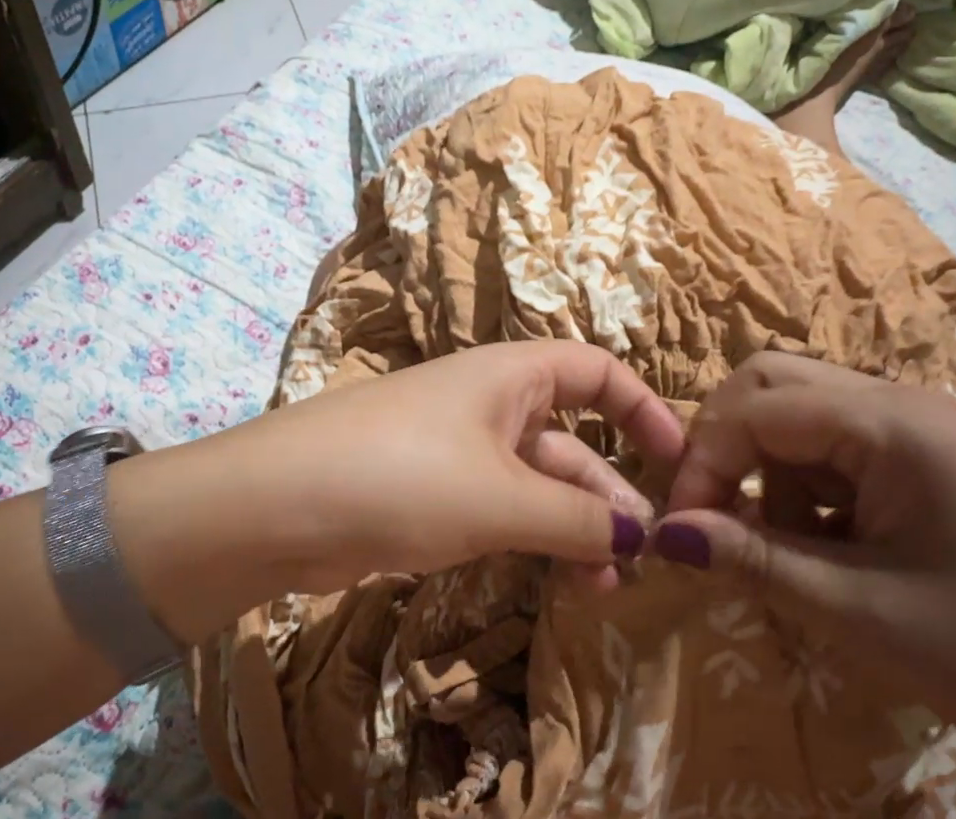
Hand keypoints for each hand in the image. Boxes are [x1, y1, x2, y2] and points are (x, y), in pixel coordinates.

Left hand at [107, 341, 684, 644]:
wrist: (276, 507)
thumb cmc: (400, 476)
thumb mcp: (502, 498)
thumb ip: (578, 520)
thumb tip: (645, 540)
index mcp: (508, 376)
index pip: (594, 370)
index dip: (642, 407)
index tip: (679, 460)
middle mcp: (485, 404)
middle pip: (569, 438)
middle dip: (609, 493)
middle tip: (645, 555)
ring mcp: (454, 452)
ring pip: (535, 483)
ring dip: (573, 527)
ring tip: (608, 585)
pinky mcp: (427, 496)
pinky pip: (498, 510)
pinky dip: (531, 540)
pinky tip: (557, 579)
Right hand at [647, 353, 955, 797]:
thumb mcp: (862, 615)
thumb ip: (753, 561)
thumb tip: (663, 532)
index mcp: (890, 422)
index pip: (752, 406)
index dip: (702, 463)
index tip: (681, 533)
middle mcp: (904, 403)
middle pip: (772, 383)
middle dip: (727, 445)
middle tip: (716, 520)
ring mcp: (926, 430)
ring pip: (803, 414)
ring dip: (768, 470)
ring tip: (782, 551)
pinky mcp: (938, 464)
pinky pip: (843, 448)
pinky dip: (810, 488)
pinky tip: (831, 551)